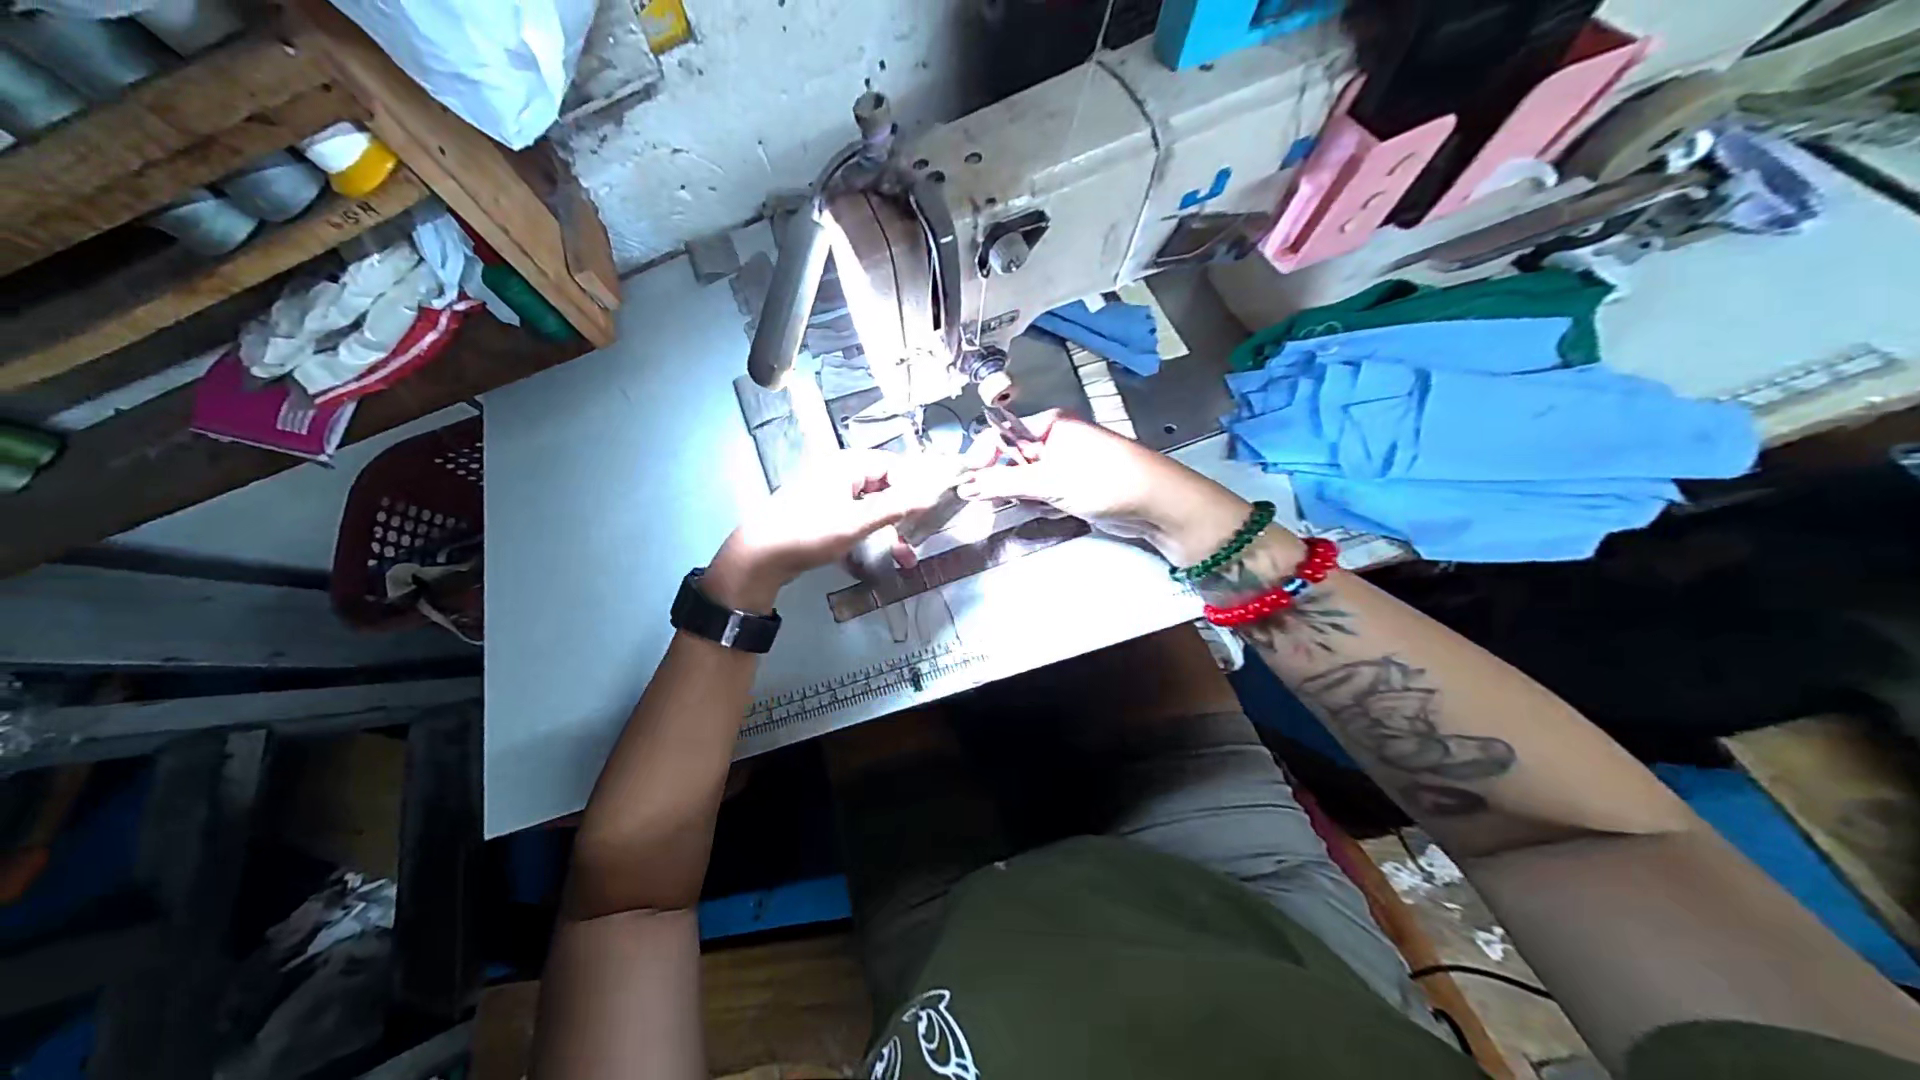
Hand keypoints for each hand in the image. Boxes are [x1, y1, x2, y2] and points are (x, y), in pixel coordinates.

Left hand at [705, 450, 949, 611]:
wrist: (760, 557)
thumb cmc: (809, 533)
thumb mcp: (857, 522)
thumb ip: (896, 507)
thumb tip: (930, 493)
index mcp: (846, 464)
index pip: (894, 465)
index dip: (915, 487)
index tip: (931, 510)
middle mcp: (837, 473)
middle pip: (883, 487)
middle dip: (903, 515)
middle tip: (917, 539)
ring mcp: (826, 493)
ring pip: (869, 507)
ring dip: (887, 531)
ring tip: (902, 558)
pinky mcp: (819, 514)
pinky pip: (852, 520)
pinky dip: (866, 537)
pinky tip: (873, 561)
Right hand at [955, 410, 1271, 565]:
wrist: (1156, 504)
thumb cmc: (1103, 480)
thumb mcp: (1049, 480)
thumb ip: (1004, 482)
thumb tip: (965, 484)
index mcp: (1050, 424)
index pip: (1002, 435)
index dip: (982, 456)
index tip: (965, 480)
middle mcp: (1055, 441)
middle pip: (1011, 459)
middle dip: (999, 479)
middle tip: (985, 500)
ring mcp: (1065, 466)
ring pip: (1026, 480)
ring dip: (1019, 495)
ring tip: (1019, 506)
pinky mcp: (1073, 489)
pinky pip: (1042, 494)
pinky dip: (1037, 504)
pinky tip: (1042, 512)